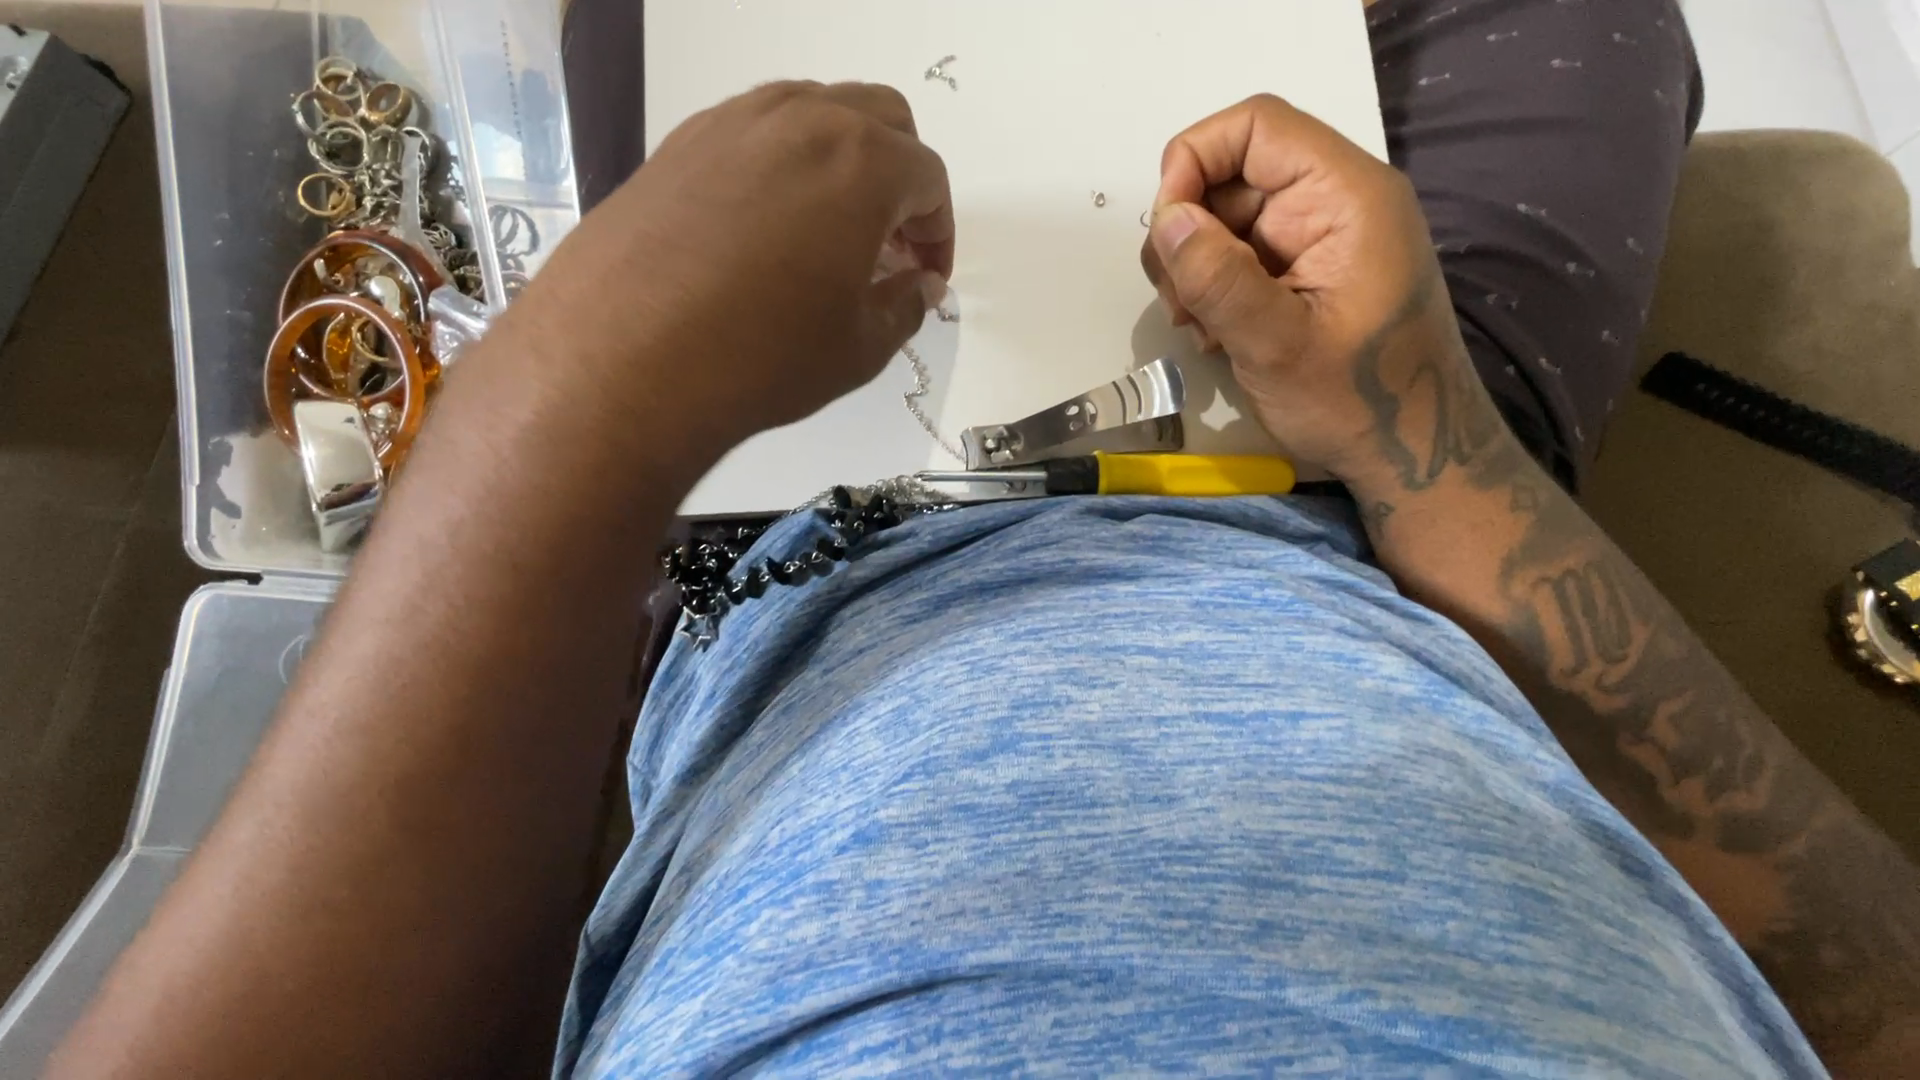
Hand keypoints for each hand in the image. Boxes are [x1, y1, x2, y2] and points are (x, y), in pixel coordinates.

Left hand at [505, 81, 953, 443]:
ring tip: (831, 233)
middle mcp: (803, 120)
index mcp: (863, 162)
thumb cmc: (766, 356)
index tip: (928, 277)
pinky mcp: (681, 142)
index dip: (941, 232)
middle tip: (891, 247)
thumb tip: (918, 284)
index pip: (929, 179)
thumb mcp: (861, 347)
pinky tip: (769, 229)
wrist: (626, 359)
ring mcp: (734, 123)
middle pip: (881, 121)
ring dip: (844, 164)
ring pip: (815, 115)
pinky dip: (785, 166)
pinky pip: (756, 135)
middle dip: (902, 181)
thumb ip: (907, 304)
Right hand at [1141, 95, 1507, 493]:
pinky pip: (1238, 256)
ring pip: (1225, 219)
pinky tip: (1216, 335)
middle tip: (1182, 302)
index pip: (1255, 126)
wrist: (1408, 451)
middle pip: (1231, 174)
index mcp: (1344, 196)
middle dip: (1187, 232)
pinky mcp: (1303, 272)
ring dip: (1193, 268)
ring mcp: (1316, 239)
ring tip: (1198, 325)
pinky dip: (1211, 289)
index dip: (1194, 161)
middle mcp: (1331, 202)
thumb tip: (1165, 221)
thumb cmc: (1357, 401)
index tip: (1167, 232)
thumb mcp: (1277, 345)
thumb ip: (1219, 278)